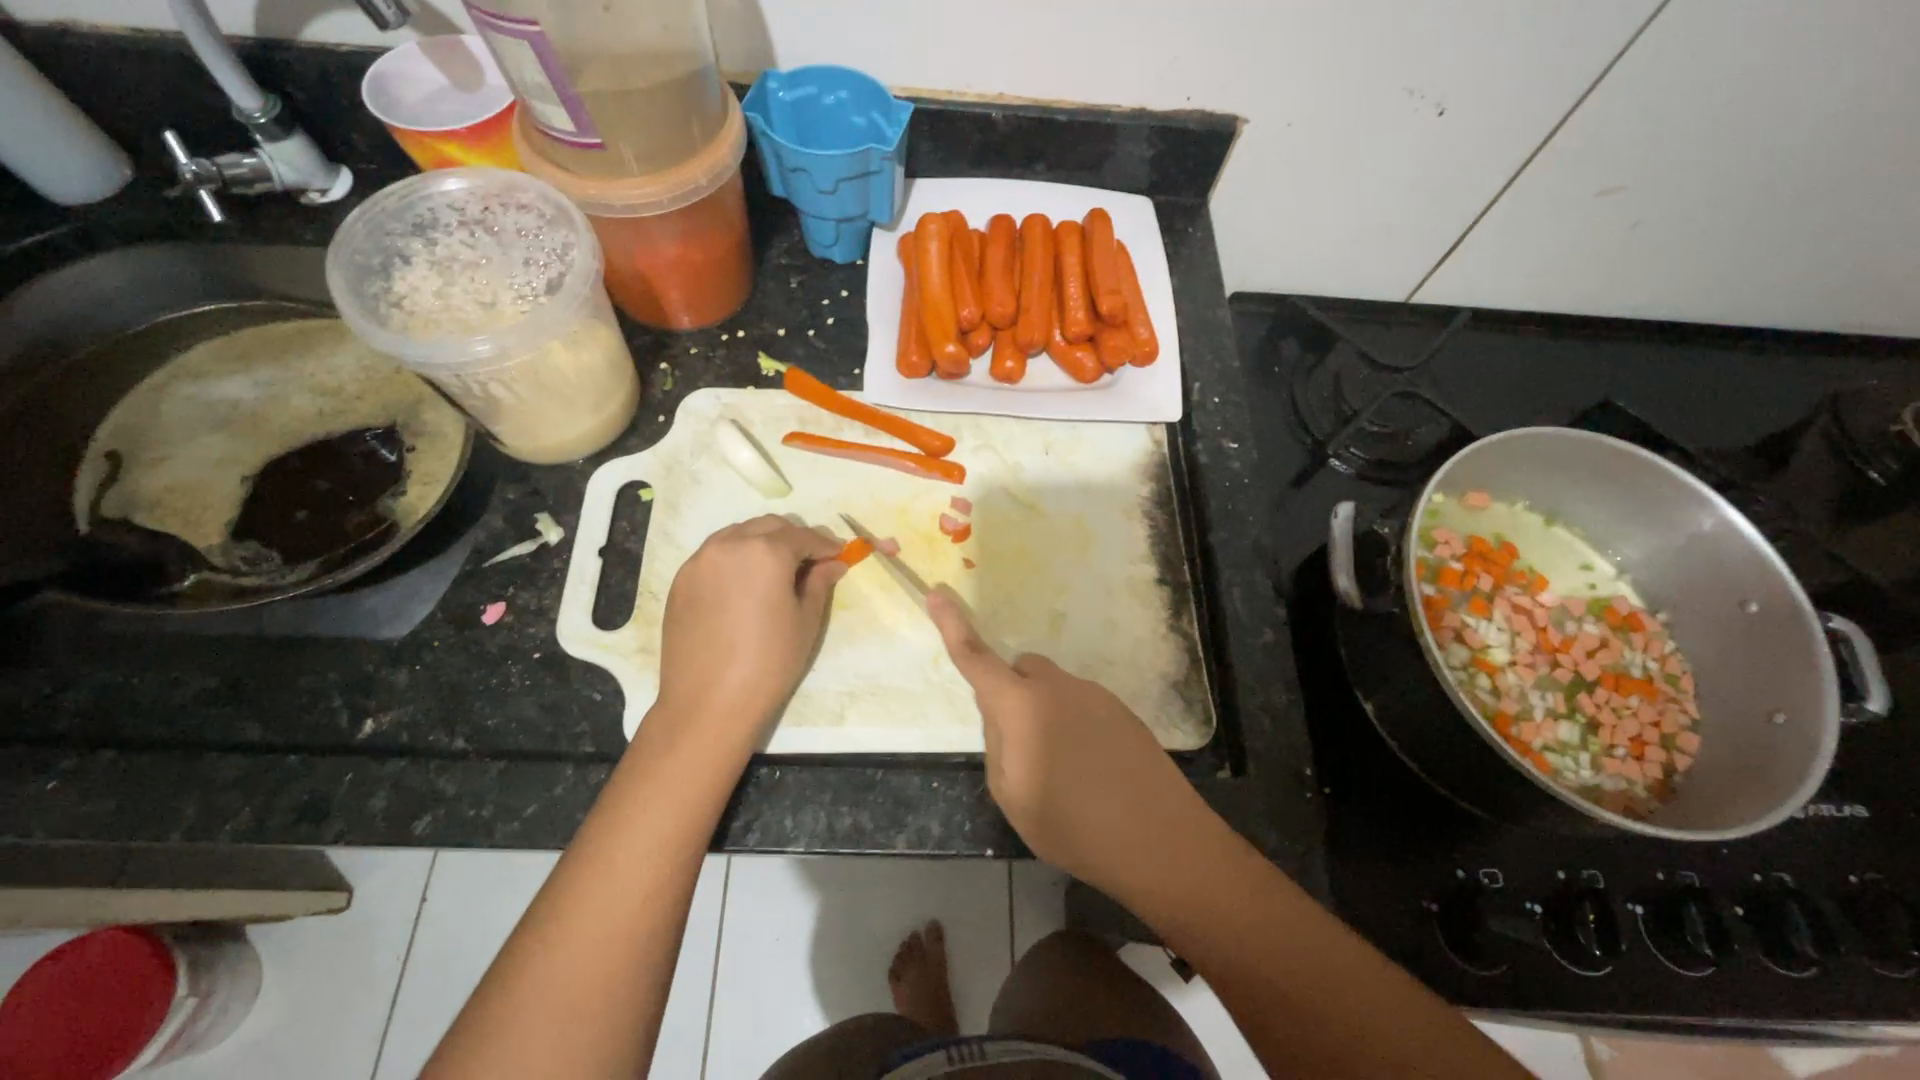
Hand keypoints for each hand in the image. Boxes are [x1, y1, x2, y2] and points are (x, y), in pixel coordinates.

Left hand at [650, 515, 846, 752]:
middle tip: (810, 562)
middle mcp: (729, 544)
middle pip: (768, 526)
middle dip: (793, 538)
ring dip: (761, 543)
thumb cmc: (768, 663)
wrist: (708, 702)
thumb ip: (819, 583)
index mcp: (765, 551)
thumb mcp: (805, 622)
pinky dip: (735, 558)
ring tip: (776, 571)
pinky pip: (714, 555)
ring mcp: (700, 560)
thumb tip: (833, 563)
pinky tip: (744, 586)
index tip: (839, 555)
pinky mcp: (681, 580)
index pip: (802, 536)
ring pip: (738, 535)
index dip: (825, 544)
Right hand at [926, 589, 1215, 895]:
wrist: (1158, 839)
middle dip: (1010, 695)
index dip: (953, 627)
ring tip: (1063, 771)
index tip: (938, 594)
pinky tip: (1092, 770)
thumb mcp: (1010, 795)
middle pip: (1020, 672)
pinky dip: (1074, 724)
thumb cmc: (1072, 826)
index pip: (977, 659)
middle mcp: (1058, 688)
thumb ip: (997, 743)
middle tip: (1019, 749)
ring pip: (1053, 689)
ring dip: (1044, 713)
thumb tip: (1002, 715)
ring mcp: (1095, 695)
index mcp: (1022, 707)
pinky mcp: (1122, 709)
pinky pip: (1081, 704)